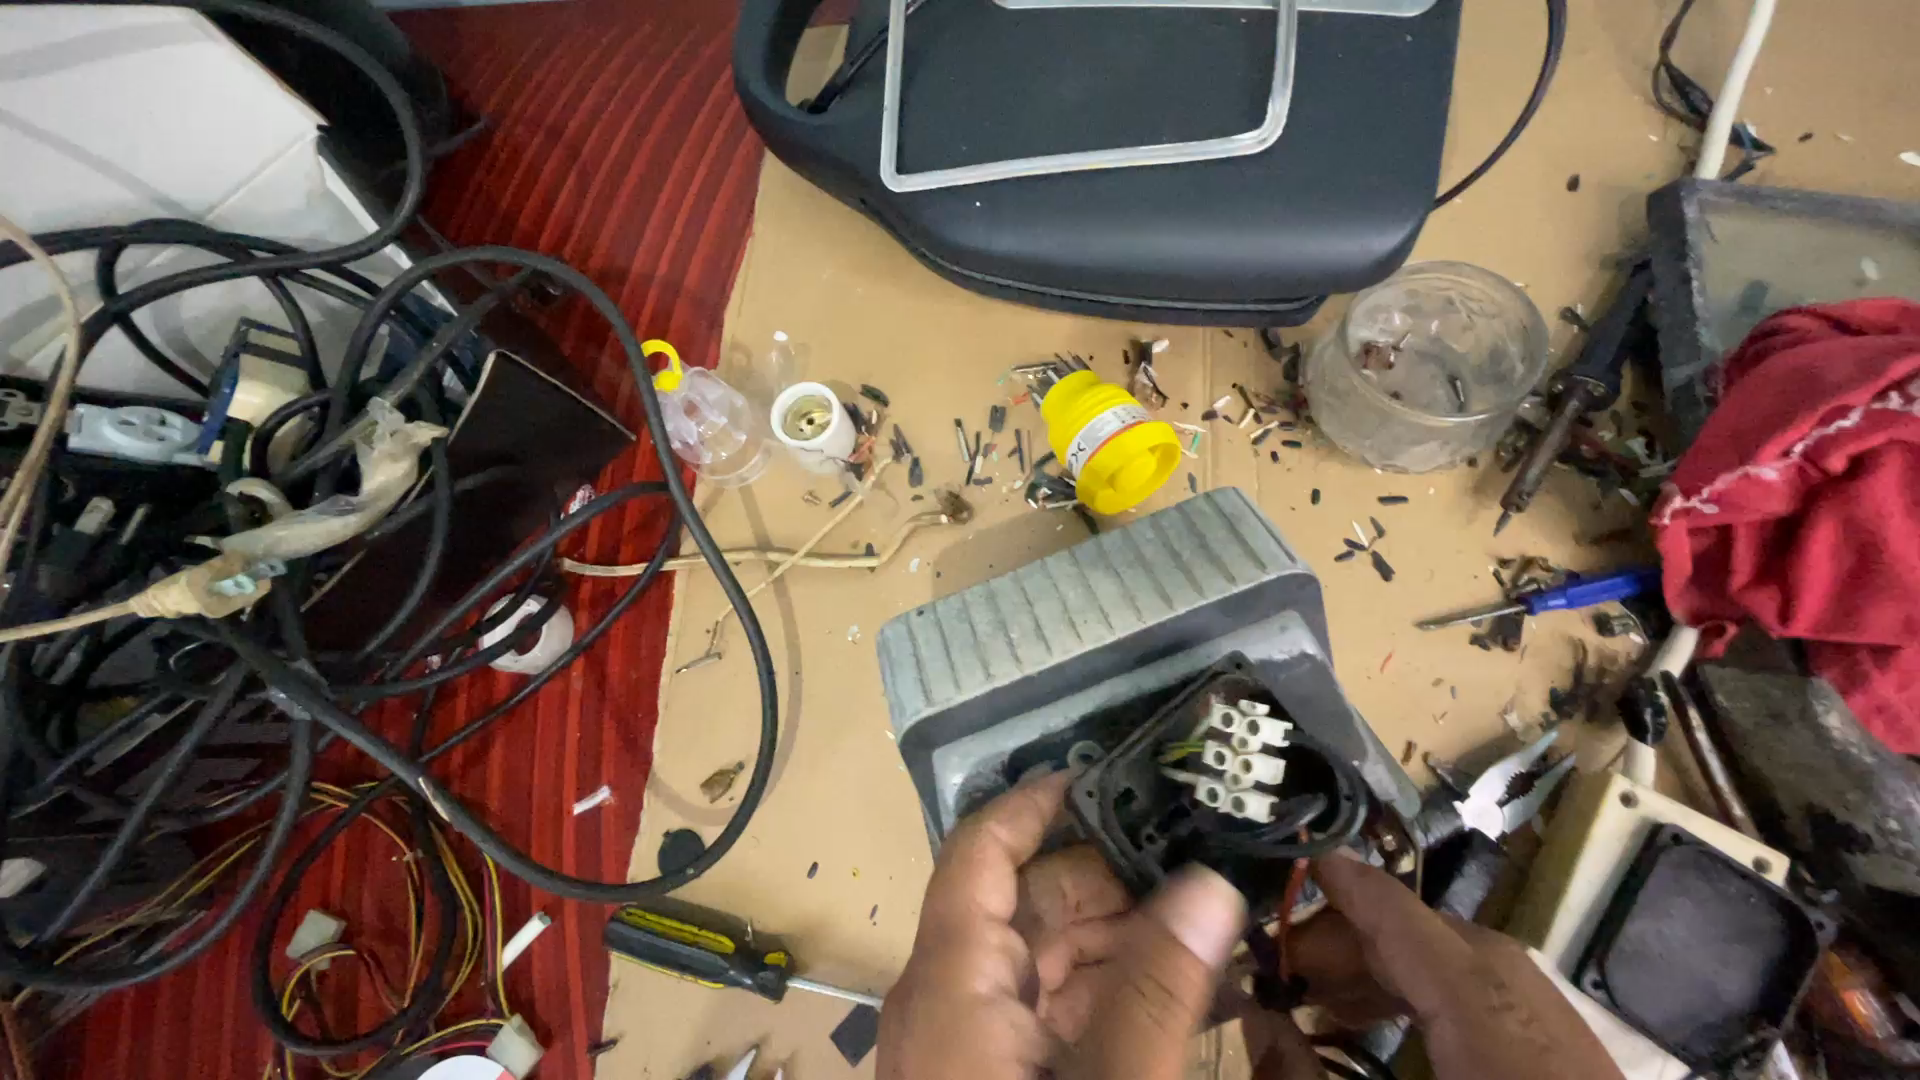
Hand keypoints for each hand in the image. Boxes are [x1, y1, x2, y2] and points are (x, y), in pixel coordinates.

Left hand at [878, 773, 1247, 1079]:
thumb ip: (1157, 988)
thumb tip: (1207, 884)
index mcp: (954, 976)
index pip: (982, 850)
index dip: (1033, 804)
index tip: (1102, 775)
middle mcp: (955, 992)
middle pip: (1029, 903)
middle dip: (1111, 880)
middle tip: (1194, 863)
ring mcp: (976, 1038)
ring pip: (1050, 958)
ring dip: (1124, 941)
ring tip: (1208, 930)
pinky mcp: (1000, 1075)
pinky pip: (1057, 1013)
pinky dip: (1114, 996)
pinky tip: (1185, 997)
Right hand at [1244, 851, 1624, 1079]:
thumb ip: (1297, 1076)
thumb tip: (1253, 1009)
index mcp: (1511, 1060)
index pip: (1431, 942)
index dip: (1366, 893)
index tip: (1310, 859)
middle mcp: (1559, 1055)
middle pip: (1464, 954)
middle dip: (1371, 939)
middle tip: (1296, 961)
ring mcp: (1580, 1073)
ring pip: (1490, 986)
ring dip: (1403, 975)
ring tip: (1328, 998)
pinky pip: (1511, 1024)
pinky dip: (1442, 1011)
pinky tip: (1386, 1037)